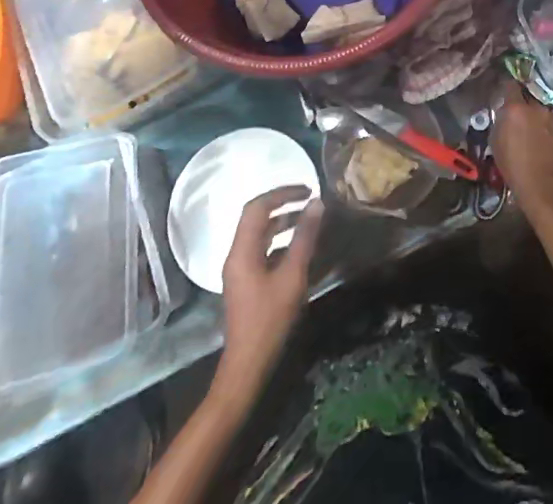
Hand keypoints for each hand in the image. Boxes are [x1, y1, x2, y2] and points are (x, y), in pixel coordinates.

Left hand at [217, 186, 323, 394]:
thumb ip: (304, 238)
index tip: (308, 190)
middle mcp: (236, 256)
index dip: (281, 193)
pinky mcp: (248, 282)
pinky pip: (264, 251)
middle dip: (284, 205)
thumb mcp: (293, 275)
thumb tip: (316, 204)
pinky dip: (283, 242)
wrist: (249, 363)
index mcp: (241, 252)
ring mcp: (240, 271)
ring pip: (260, 235)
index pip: (256, 208)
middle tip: (312, 201)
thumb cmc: (270, 318)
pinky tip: (303, 249)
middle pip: (256, 219)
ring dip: (284, 223)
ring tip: (312, 221)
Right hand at [492, 84, 552, 204]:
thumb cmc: (512, 165)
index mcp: (516, 109)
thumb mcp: (495, 141)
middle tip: (519, 121)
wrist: (541, 183)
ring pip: (542, 112)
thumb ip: (501, 121)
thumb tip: (505, 114)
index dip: (508, 88)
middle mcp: (537, 107)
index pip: (511, 86)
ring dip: (537, 118)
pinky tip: (545, 142)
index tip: (505, 93)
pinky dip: (547, 128)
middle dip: (523, 107)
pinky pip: (552, 123)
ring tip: (533, 134)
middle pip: (528, 100)